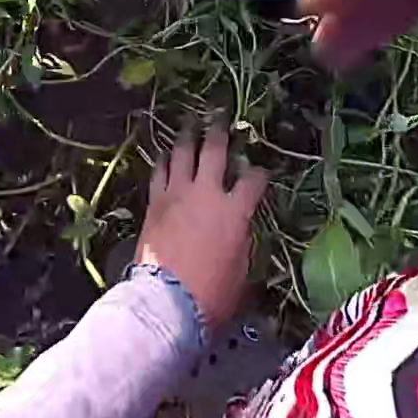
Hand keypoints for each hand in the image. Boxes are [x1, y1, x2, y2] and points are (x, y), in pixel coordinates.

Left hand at [135, 121, 267, 328]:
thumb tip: (241, 232)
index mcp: (235, 212)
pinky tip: (166, 153)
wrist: (167, 301)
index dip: (260, 174)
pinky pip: (160, 171)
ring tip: (191, 123)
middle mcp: (207, 193)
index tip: (262, 171)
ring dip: (189, 136)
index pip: (254, 181)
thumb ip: (243, 244)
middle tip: (221, 117)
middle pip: (215, 152)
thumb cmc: (210, 295)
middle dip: (221, 132)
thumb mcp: (241, 273)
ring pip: (184, 153)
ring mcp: (178, 193)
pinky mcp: (156, 200)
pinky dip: (164, 159)